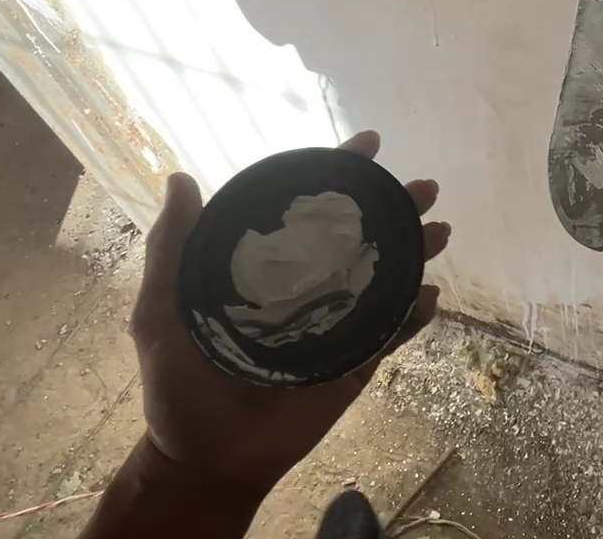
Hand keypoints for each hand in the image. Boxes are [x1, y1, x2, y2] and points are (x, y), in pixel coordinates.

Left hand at [131, 130, 449, 493]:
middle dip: (399, 206)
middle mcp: (315, 282)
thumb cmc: (181, 385)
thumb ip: (172, 250)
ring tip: (439, 232)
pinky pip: (393, 332)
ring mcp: (342, 321)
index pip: (313, 206)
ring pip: (389, 276)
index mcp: (276, 264)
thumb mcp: (162, 312)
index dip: (343, 170)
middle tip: (424, 188)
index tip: (370, 142)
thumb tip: (179, 178)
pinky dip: (415, 314)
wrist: (205, 461)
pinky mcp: (358, 361)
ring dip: (418, 251)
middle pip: (365, 234)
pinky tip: (428, 296)